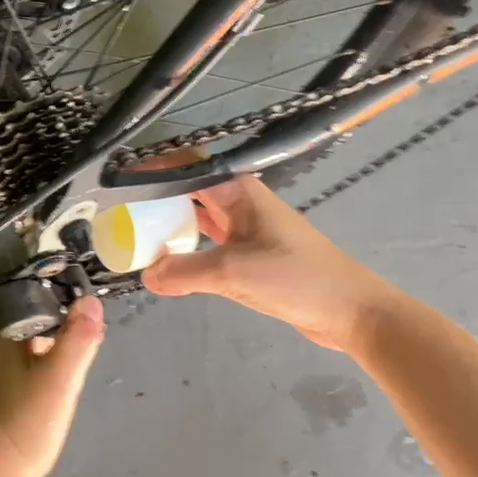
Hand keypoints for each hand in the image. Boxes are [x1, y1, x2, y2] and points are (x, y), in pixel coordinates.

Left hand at [0, 297, 104, 476]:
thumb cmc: (25, 418)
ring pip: (36, 342)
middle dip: (67, 326)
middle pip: (40, 319)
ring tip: (79, 361)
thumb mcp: (60, 378)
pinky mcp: (3, 386)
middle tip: (91, 340)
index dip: (69, 301)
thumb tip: (91, 300)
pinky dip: (49, 366)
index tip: (92, 316)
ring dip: (59, 347)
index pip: (41, 297)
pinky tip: (59, 383)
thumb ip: (77, 339)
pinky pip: (31, 362)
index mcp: (7, 327)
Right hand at [140, 176, 400, 350]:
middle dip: (155, 194)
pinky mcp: (252, 253)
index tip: (121, 177)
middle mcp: (239, 202)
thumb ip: (185, 272)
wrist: (355, 313)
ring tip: (137, 230)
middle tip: (122, 208)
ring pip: (198, 215)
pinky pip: (209, 241)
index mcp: (237, 190)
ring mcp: (247, 228)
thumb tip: (147, 275)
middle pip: (188, 187)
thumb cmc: (298, 278)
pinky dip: (187, 246)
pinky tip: (169, 259)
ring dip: (170, 221)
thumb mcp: (234, 273)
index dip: (153, 165)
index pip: (186, 163)